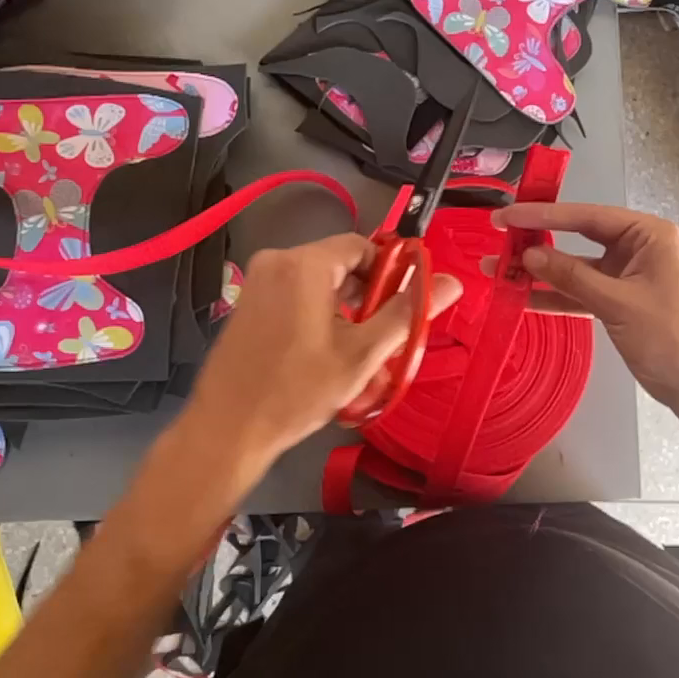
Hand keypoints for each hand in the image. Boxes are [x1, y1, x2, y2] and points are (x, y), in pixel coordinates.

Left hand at [182, 233, 461, 467]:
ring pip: (321, 282)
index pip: (364, 246)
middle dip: (368, 296)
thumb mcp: (362, 353)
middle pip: (342, 263)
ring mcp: (258, 282)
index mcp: (304, 263)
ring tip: (356, 352)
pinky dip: (319, 314)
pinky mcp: (249, 303)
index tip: (401, 309)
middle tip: (381, 338)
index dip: (390, 274)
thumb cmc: (297, 390)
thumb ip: (407, 313)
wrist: (227, 431)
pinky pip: (297, 294)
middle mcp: (277, 261)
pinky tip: (325, 354)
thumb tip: (452, 283)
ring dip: (346, 309)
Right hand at [493, 203, 678, 419]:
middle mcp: (638, 248)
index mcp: (648, 235)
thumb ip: (572, 276)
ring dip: (541, 273)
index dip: (544, 215)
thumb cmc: (670, 337)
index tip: (507, 216)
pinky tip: (523, 297)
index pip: (588, 216)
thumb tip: (529, 255)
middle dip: (538, 242)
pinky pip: (582, 292)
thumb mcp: (617, 303)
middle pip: (579, 237)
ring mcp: (627, 275)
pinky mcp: (619, 301)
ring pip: (576, 267)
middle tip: (497, 239)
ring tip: (498, 271)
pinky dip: (556, 296)